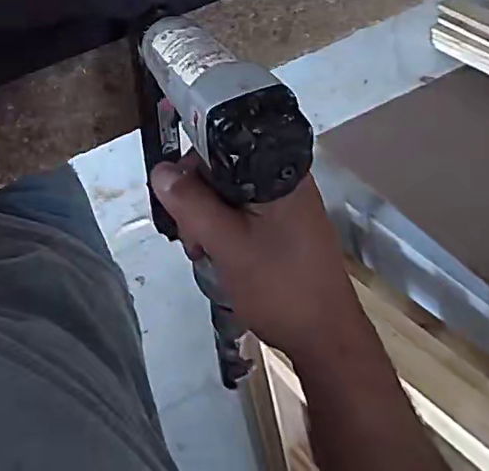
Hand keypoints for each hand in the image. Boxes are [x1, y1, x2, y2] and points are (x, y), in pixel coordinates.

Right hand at [150, 153, 367, 362]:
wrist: (327, 341)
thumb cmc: (280, 287)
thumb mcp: (227, 244)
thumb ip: (192, 204)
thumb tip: (161, 171)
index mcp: (277, 170)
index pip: (221, 146)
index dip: (192, 170)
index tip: (179, 205)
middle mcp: (285, 178)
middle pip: (224, 171)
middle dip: (199, 202)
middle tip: (195, 242)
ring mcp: (288, 204)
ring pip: (231, 195)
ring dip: (210, 222)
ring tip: (208, 255)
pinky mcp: (287, 226)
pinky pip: (245, 214)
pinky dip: (228, 232)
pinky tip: (224, 259)